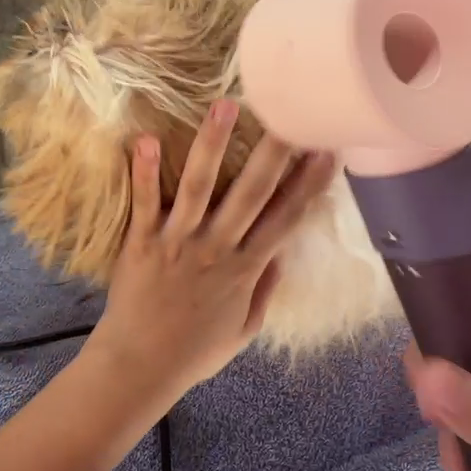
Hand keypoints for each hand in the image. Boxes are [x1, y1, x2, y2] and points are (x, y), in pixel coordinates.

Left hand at [84, 98, 331, 403]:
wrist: (142, 364)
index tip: (328, 148)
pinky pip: (145, 201)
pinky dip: (144, 171)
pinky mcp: (142, 241)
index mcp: (246, 268)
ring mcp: (178, 242)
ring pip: (199, 186)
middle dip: (273, 152)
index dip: (310, 183)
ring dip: (212, 144)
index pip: (286, 218)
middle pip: (251, 193)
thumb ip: (264, 288)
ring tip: (224, 106)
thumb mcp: (245, 327)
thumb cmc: (195, 348)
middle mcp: (217, 248)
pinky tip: (144, 138)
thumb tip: (282, 252)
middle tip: (289, 111)